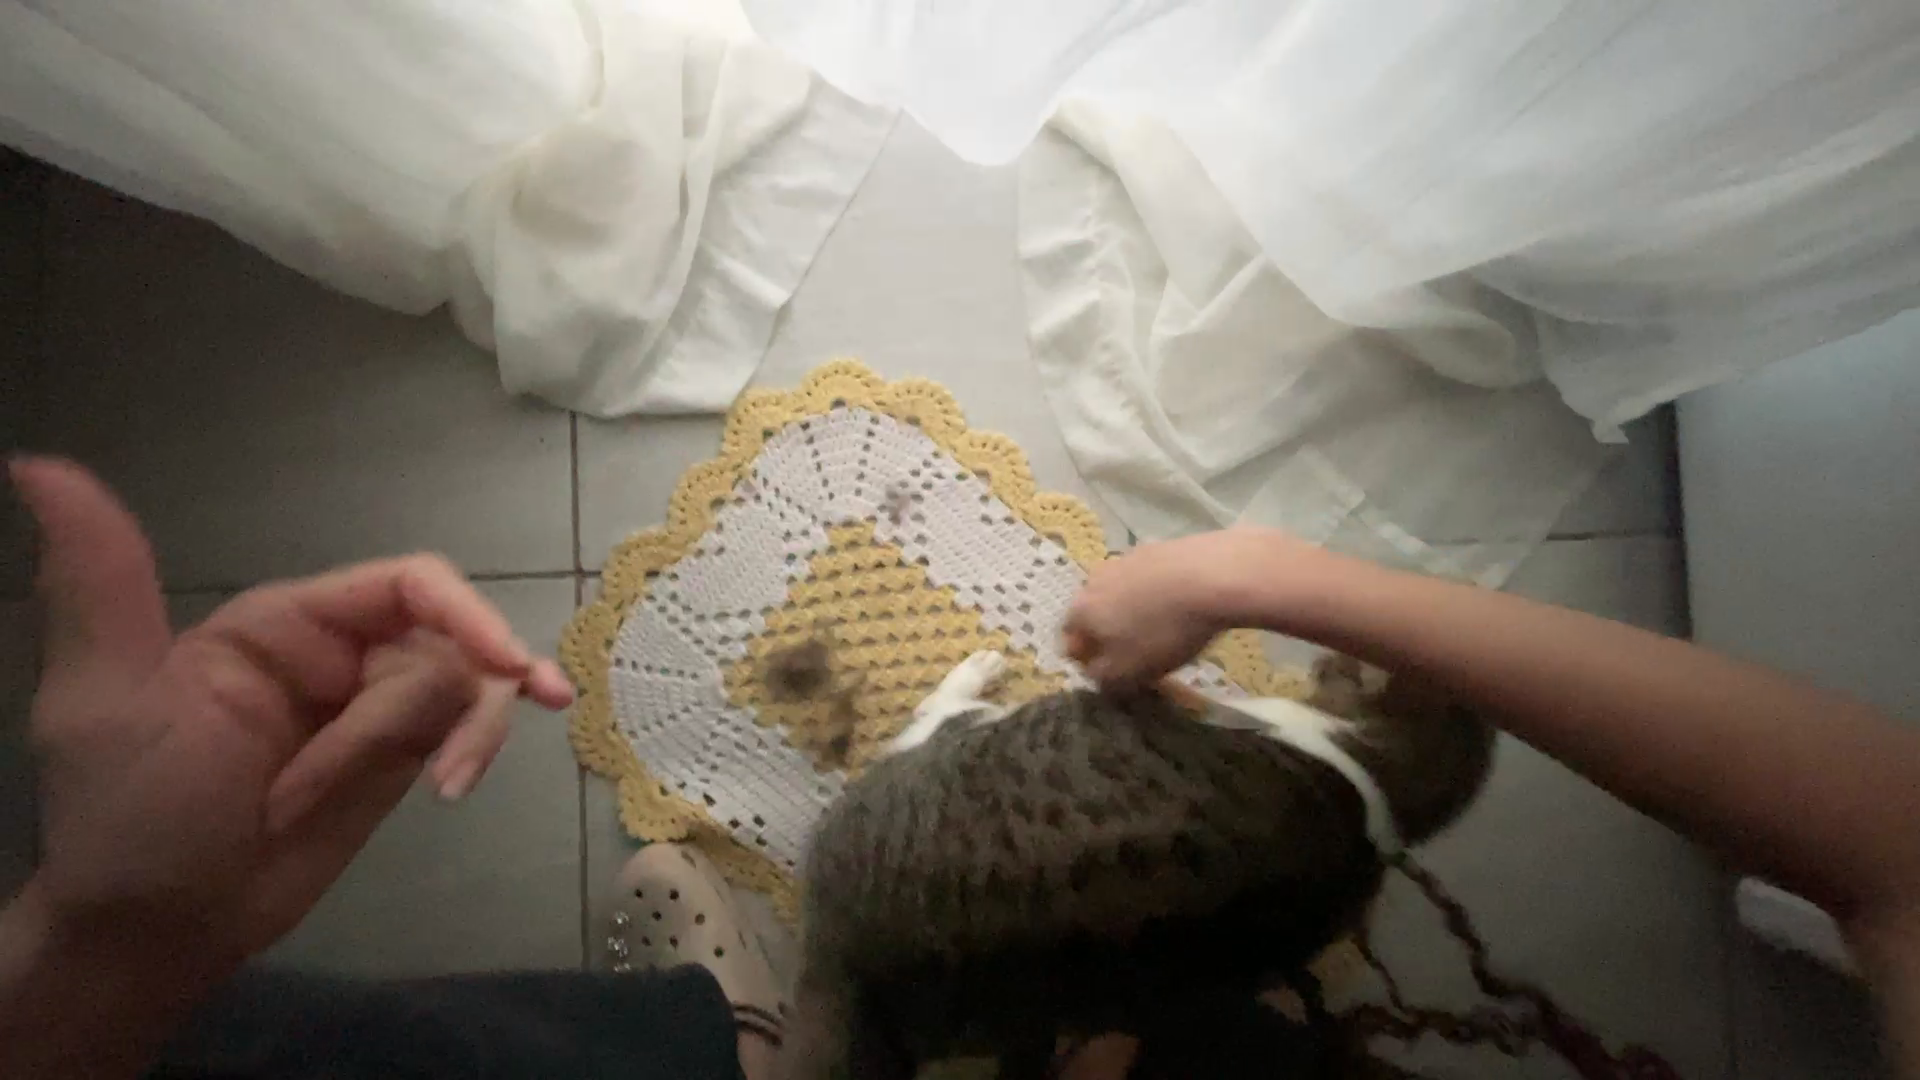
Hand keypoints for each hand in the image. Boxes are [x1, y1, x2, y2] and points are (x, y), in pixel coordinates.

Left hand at [10, 457, 573, 975]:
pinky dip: (484, 746)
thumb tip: (40, 467)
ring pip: (475, 686)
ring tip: (441, 786)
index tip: (503, 664)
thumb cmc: (128, 814)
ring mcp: (392, 699)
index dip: (469, 613)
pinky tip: (462, 780)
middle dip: (452, 702)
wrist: (165, 927)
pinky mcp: (416, 745)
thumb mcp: (106, 701)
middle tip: (448, 761)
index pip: (411, 585)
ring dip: (468, 736)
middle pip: (457, 642)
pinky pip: (477, 725)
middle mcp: (356, 649)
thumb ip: (104, 589)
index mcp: (293, 621)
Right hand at [1064, 527, 1325, 682]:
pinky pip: (1143, 578)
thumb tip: (1094, 673)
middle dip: (1106, 633)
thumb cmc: (1164, 631)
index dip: (1086, 661)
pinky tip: (1178, 603)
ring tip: (1161, 625)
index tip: (1111, 672)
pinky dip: (1153, 592)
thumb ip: (1102, 678)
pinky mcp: (1151, 548)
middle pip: (1091, 615)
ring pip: (1117, 594)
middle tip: (1135, 651)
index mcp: (1080, 611)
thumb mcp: (1130, 672)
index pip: (1068, 643)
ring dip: (1129, 610)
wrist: (1211, 576)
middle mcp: (1092, 582)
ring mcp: (1121, 560)